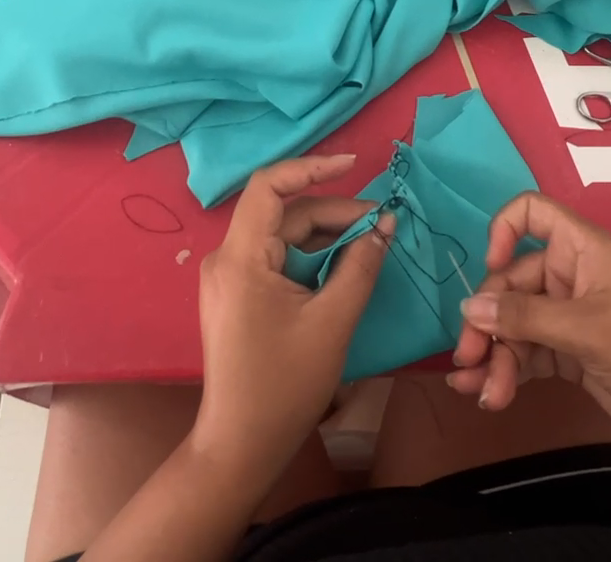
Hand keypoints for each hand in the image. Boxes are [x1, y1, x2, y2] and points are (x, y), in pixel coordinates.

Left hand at [191, 154, 392, 478]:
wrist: (241, 445)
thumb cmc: (285, 385)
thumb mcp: (333, 322)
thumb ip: (360, 267)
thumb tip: (384, 227)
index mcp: (240, 257)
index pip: (269, 186)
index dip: (311, 168)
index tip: (352, 164)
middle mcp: (226, 258)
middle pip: (283, 215)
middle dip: (333, 214)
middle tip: (382, 226)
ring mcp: (229, 277)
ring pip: (283, 238)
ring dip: (325, 237)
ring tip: (370, 245)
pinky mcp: (237, 294)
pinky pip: (276, 259)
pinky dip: (310, 258)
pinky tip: (343, 268)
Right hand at [448, 192, 610, 445]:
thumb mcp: (588, 331)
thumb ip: (525, 318)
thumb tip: (469, 307)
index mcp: (581, 250)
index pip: (532, 213)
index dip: (504, 230)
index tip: (492, 267)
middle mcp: (570, 275)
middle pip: (510, 283)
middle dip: (487, 322)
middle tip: (467, 359)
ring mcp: (568, 315)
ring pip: (513, 323)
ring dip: (493, 355)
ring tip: (478, 391)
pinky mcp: (568, 351)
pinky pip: (525, 352)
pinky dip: (506, 371)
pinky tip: (489, 394)